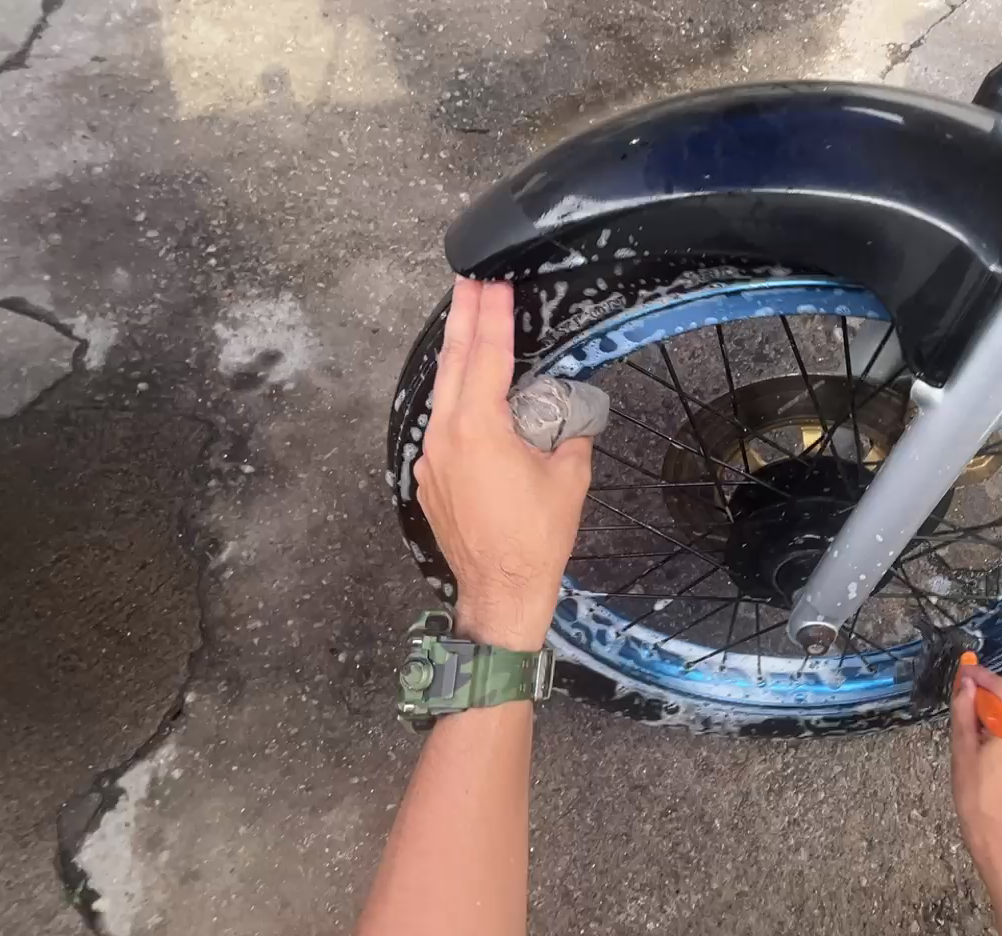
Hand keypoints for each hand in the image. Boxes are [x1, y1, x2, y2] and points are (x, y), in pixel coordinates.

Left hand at [414, 278, 591, 651]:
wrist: (502, 588)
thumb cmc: (538, 536)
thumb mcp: (570, 479)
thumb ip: (569, 438)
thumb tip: (569, 421)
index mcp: (479, 430)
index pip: (486, 358)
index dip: (492, 317)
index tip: (492, 282)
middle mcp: (445, 436)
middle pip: (452, 364)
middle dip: (462, 319)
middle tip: (469, 281)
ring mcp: (431, 457)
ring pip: (444, 395)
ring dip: (460, 361)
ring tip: (472, 331)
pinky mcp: (431, 478)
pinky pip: (445, 428)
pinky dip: (461, 405)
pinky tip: (478, 405)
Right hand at [949, 663, 1001, 869]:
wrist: (996, 830)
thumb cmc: (976, 792)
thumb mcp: (963, 747)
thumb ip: (964, 709)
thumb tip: (966, 683)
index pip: (999, 686)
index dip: (978, 675)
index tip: (961, 668)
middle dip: (988, 687)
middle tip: (962, 689)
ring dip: (995, 701)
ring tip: (969, 710)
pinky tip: (983, 726)